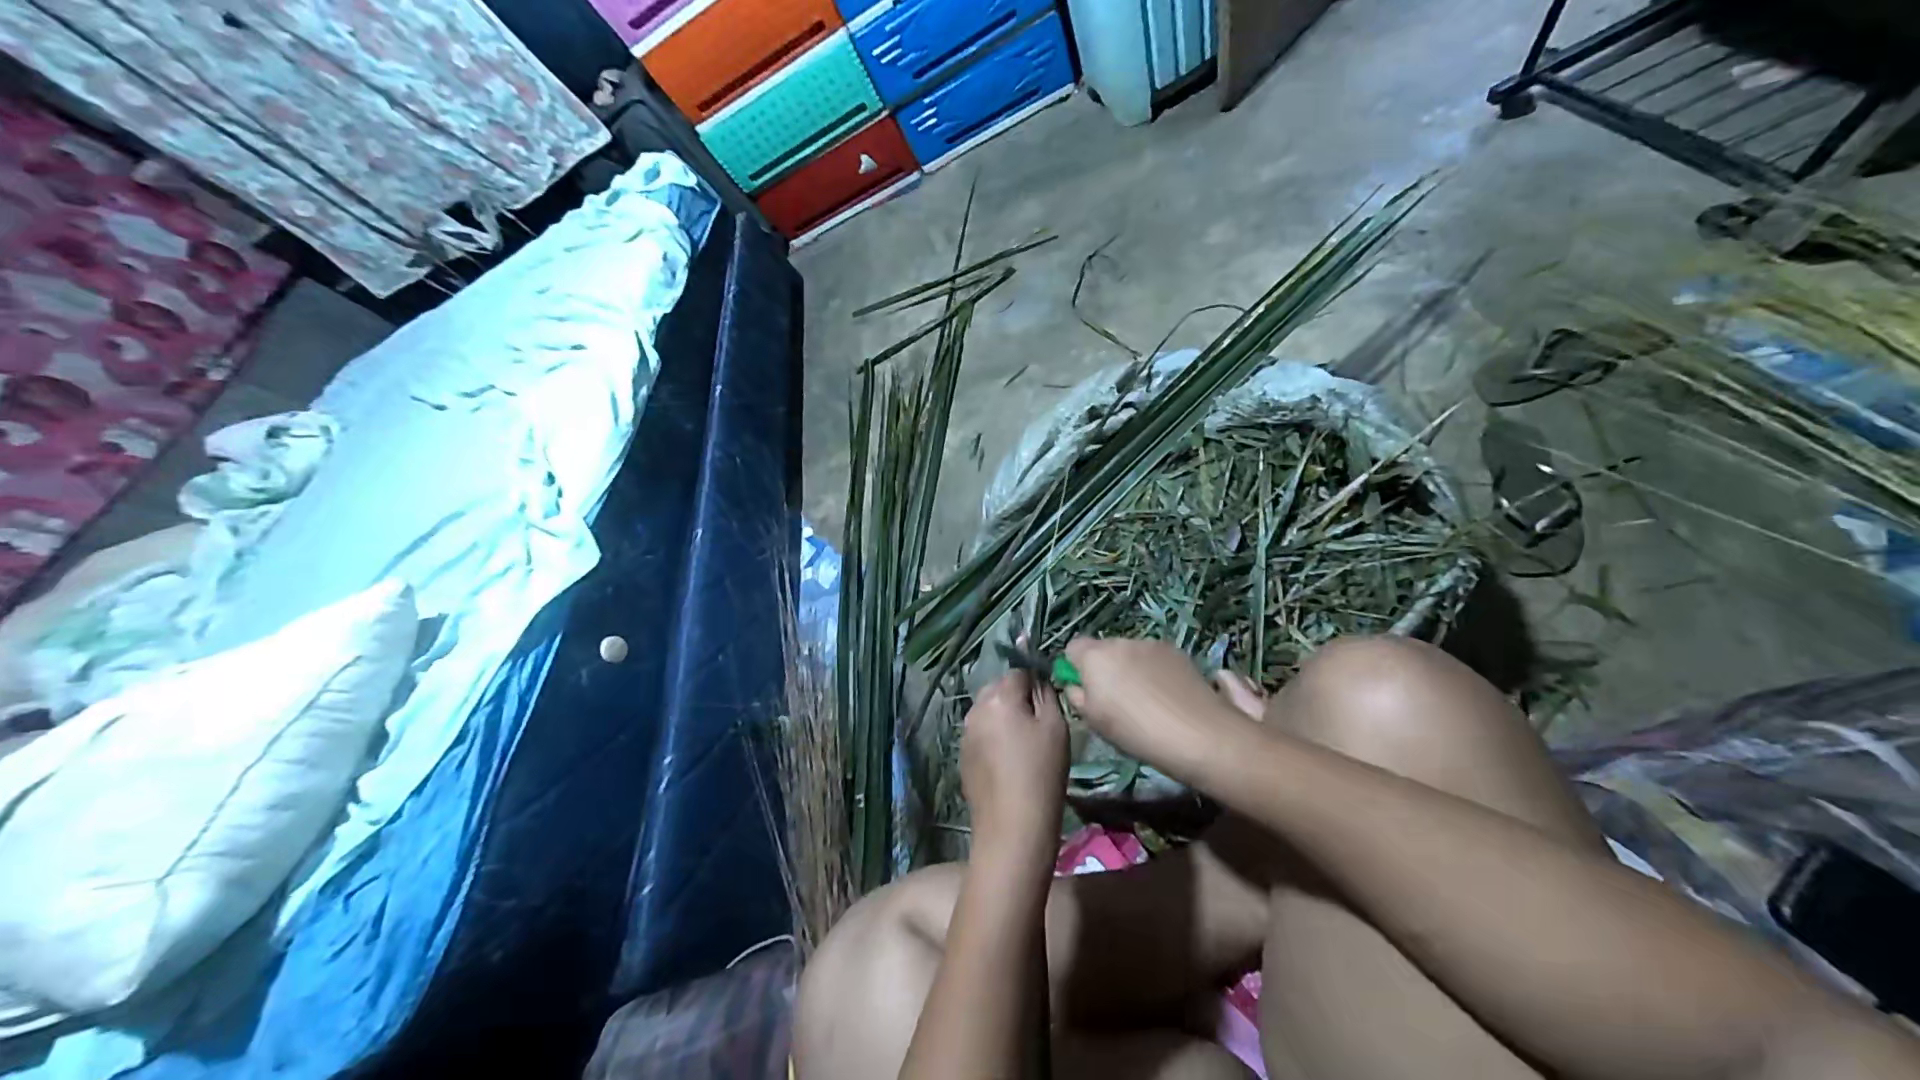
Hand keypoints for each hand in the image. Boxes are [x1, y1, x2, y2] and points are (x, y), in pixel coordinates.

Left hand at [960, 671, 1068, 867]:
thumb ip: (1046, 694)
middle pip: (999, 688)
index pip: (1019, 671)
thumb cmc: (1042, 772)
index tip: (1048, 707)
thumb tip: (1037, 680)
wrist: (1012, 826)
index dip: (1036, 685)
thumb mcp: (1056, 727)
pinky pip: (981, 733)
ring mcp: (965, 733)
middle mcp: (975, 709)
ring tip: (1023, 746)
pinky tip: (1008, 762)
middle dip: (1016, 698)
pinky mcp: (962, 755)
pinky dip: (994, 738)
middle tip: (1037, 726)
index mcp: (998, 696)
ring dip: (1004, 718)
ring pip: (988, 711)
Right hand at [1063, 638, 1256, 781]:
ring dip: (1131, 668)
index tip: (1086, 689)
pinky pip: (1154, 657)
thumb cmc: (1135, 730)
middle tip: (1116, 699)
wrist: (1197, 733)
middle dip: (1105, 667)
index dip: (1076, 667)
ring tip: (1146, 700)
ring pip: (1130, 652)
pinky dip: (1154, 671)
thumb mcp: (1094, 721)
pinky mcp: (1177, 651)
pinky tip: (1167, 696)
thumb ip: (1077, 697)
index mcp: (1095, 656)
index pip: (1073, 647)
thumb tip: (1077, 686)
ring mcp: (1152, 644)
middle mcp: (1121, 641)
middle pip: (1104, 649)